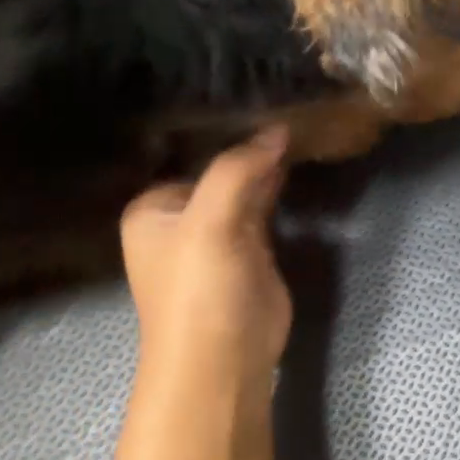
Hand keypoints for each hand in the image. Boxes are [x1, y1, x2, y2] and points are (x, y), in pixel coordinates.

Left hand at [119, 126, 292, 379]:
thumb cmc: (201, 288)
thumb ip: (239, 171)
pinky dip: (281, 186)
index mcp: (155, 207)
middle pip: (222, 169)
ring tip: (304, 127)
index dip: (230, 132)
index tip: (269, 104)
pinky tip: (300, 164)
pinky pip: (266, 205)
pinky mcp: (252, 248)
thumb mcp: (212, 222)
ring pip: (247, 185)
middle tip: (295, 111)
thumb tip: (279, 129)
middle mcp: (182, 216)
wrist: (223, 355)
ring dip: (270, 164)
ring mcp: (218, 233)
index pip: (195, 154)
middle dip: (253, 146)